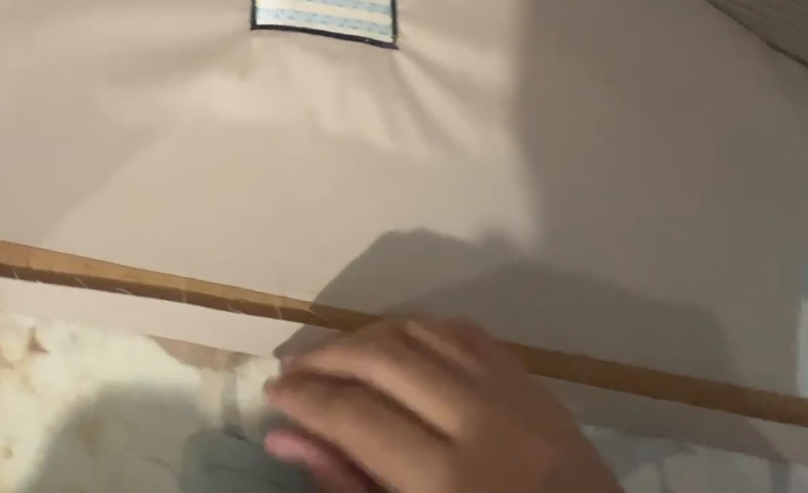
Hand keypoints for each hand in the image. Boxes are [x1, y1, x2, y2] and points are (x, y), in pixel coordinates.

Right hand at [263, 318, 622, 492]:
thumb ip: (349, 484)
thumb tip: (281, 434)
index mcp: (454, 484)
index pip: (355, 414)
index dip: (304, 399)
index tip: (272, 393)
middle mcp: (486, 426)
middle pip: (379, 358)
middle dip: (322, 359)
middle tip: (293, 374)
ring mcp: (516, 397)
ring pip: (413, 331)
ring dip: (362, 339)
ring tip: (334, 362)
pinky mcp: (535, 384)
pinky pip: (457, 330)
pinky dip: (413, 331)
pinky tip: (390, 351)